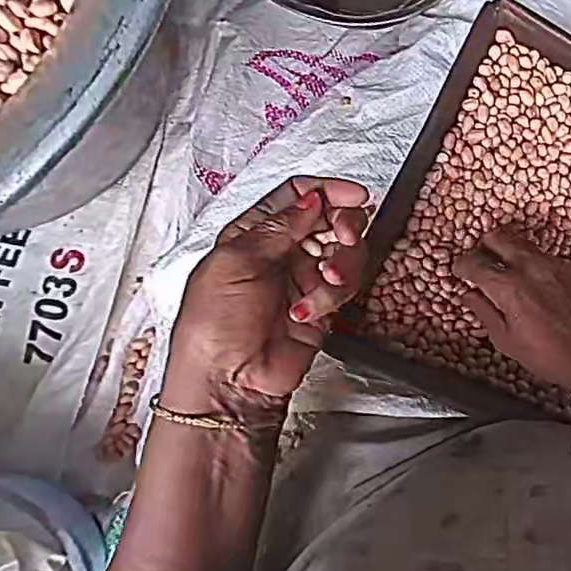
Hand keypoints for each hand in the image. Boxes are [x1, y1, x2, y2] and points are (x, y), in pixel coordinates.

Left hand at [163, 177, 370, 422]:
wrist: (231, 380)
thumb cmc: (215, 323)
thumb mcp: (236, 263)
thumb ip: (278, 227)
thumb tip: (312, 199)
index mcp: (254, 233)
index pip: (297, 196)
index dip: (327, 190)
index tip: (356, 195)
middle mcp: (283, 251)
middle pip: (330, 220)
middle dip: (345, 225)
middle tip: (345, 237)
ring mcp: (306, 278)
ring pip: (345, 252)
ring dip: (343, 265)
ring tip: (327, 282)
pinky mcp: (324, 304)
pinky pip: (346, 286)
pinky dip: (333, 296)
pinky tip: (309, 311)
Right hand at [451, 226, 570, 389]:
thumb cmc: (547, 354)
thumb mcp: (505, 339)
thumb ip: (483, 311)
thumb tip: (468, 295)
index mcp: (509, 288)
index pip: (475, 264)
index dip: (462, 266)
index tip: (460, 271)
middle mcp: (529, 269)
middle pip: (497, 239)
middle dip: (483, 247)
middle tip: (478, 261)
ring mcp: (551, 265)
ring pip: (520, 242)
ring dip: (505, 248)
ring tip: (499, 264)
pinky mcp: (566, 268)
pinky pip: (540, 253)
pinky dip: (527, 257)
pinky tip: (525, 274)